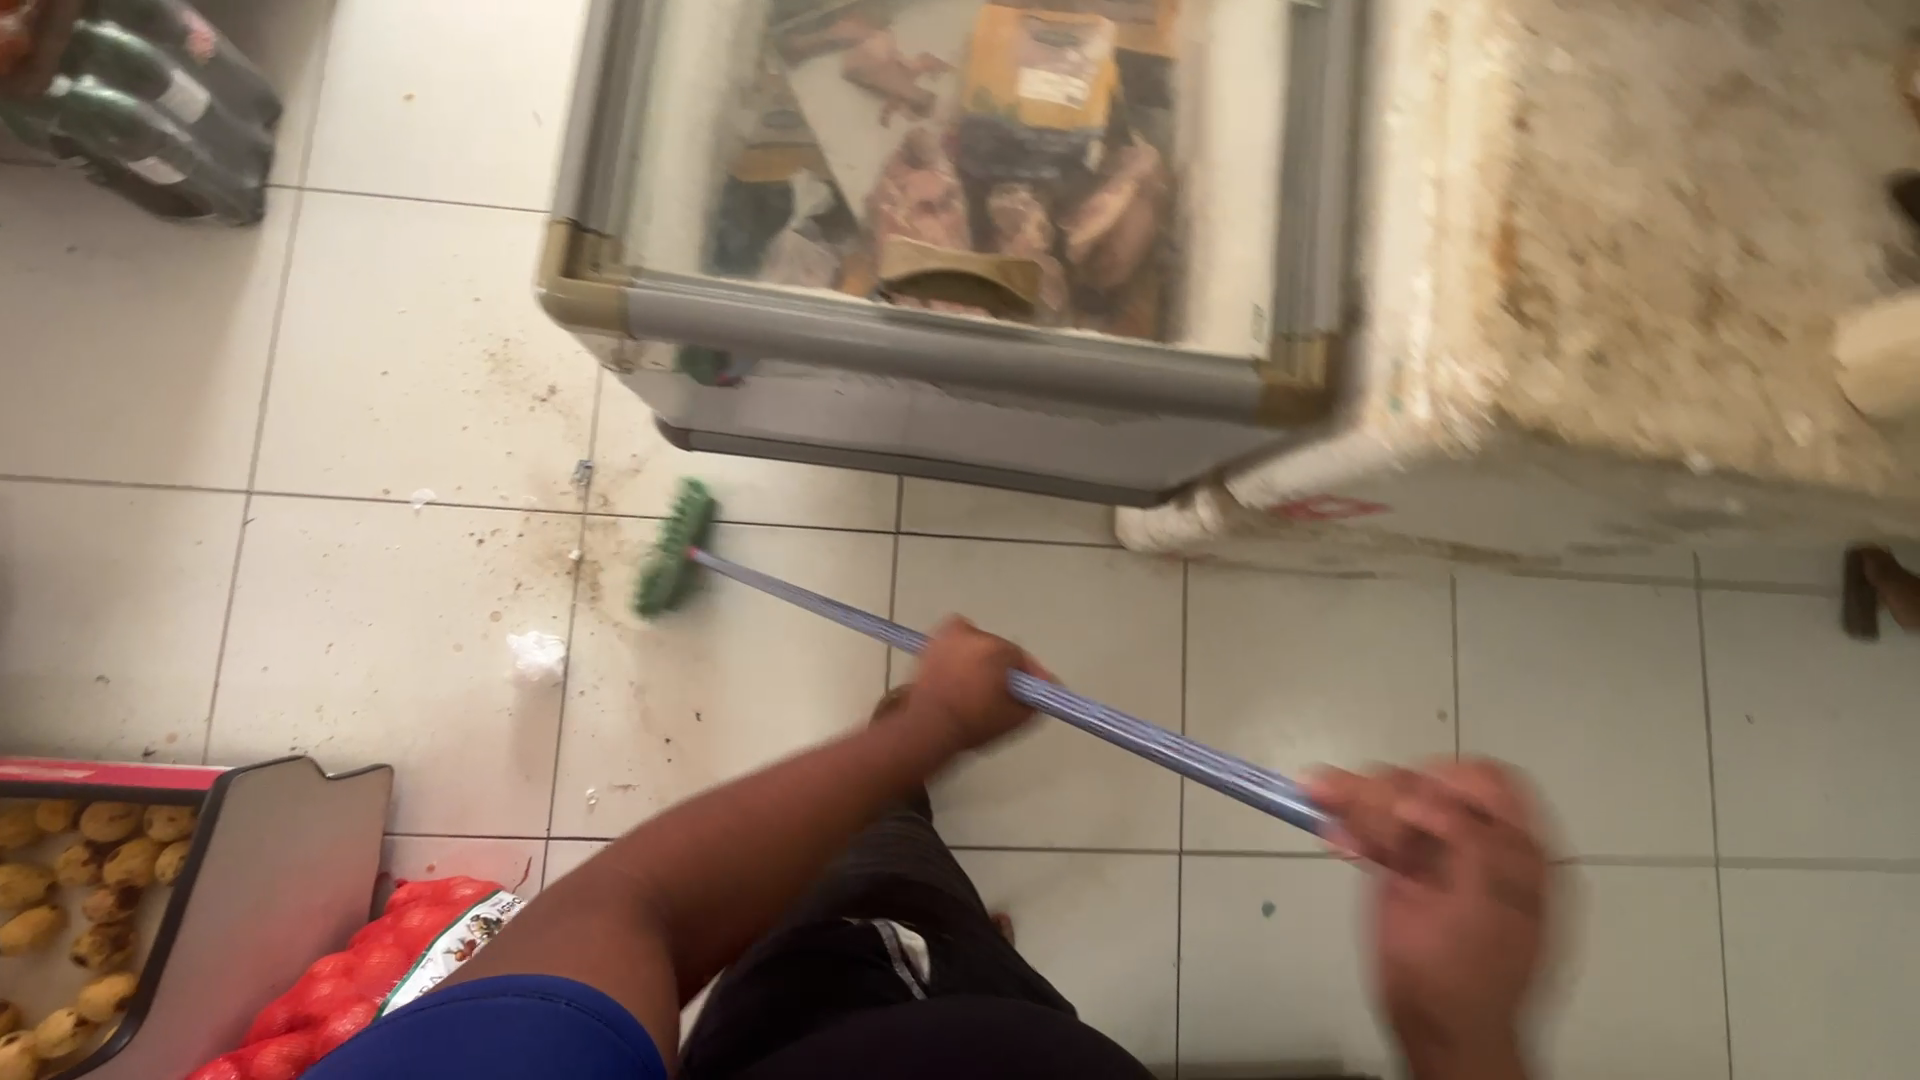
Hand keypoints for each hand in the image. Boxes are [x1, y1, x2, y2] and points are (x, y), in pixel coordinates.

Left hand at [907, 617, 1049, 751]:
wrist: (928, 725)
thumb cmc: (973, 722)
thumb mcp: (1014, 719)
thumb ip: (1035, 701)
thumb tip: (1045, 687)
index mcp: (999, 650)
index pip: (1022, 659)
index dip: (1029, 675)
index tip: (1033, 690)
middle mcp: (977, 634)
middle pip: (1000, 650)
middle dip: (1004, 667)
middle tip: (1002, 691)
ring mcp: (950, 636)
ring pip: (978, 644)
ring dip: (982, 658)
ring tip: (978, 683)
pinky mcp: (932, 642)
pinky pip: (955, 640)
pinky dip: (960, 649)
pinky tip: (959, 668)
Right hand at [1307, 760, 1549, 1077]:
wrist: (1439, 1030)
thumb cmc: (1469, 975)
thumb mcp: (1483, 909)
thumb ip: (1467, 843)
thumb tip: (1419, 798)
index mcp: (1514, 851)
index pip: (1488, 784)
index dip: (1449, 780)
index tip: (1411, 804)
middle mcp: (1473, 842)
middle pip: (1427, 785)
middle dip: (1386, 790)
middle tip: (1354, 810)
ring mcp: (1432, 852)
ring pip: (1390, 800)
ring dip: (1354, 797)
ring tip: (1320, 797)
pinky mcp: (1397, 867)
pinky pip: (1369, 828)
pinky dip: (1345, 821)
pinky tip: (1330, 832)